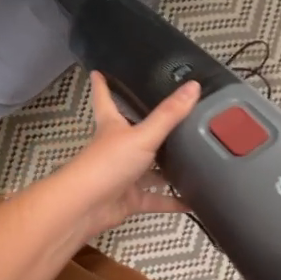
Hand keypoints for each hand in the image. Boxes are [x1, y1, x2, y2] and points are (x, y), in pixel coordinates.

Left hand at [42, 72, 198, 241]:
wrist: (85, 207)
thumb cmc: (107, 164)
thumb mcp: (141, 135)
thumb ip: (168, 115)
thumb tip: (194, 86)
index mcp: (112, 126)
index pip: (105, 99)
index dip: (102, 85)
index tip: (98, 72)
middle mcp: (117, 148)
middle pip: (134, 133)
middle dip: (150, 126)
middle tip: (174, 115)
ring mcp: (123, 175)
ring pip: (149, 169)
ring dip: (168, 168)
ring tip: (195, 159)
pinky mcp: (130, 199)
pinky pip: (156, 199)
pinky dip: (173, 201)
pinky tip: (194, 202)